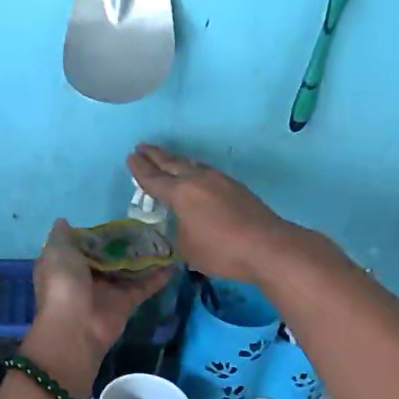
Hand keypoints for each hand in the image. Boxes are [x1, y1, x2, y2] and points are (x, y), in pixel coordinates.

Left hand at [29, 220, 172, 372]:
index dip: (97, 234)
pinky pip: (144, 286)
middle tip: (146, 226)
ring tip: (164, 239)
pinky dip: (158, 277)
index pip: (83, 245)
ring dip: (144, 257)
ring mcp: (108, 290)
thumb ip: (62, 236)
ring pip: (129, 270)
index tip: (114, 222)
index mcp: (68, 264)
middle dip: (125, 243)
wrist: (75, 326)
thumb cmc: (63, 284)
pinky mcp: (126, 302)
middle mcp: (87, 276)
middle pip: (109, 256)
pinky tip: (174, 263)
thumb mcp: (57, 252)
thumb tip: (63, 221)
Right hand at [127, 144, 312, 285]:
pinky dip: (194, 171)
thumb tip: (183, 225)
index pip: (153, 179)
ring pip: (192, 165)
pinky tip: (196, 176)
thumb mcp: (187, 249)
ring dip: (176, 161)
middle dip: (155, 156)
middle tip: (142, 147)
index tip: (131, 158)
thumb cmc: (221, 251)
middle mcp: (198, 179)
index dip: (140, 169)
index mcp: (180, 193)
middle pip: (172, 163)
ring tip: (167, 159)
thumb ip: (178, 233)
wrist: (267, 246)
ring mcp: (220, 180)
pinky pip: (207, 173)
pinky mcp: (236, 187)